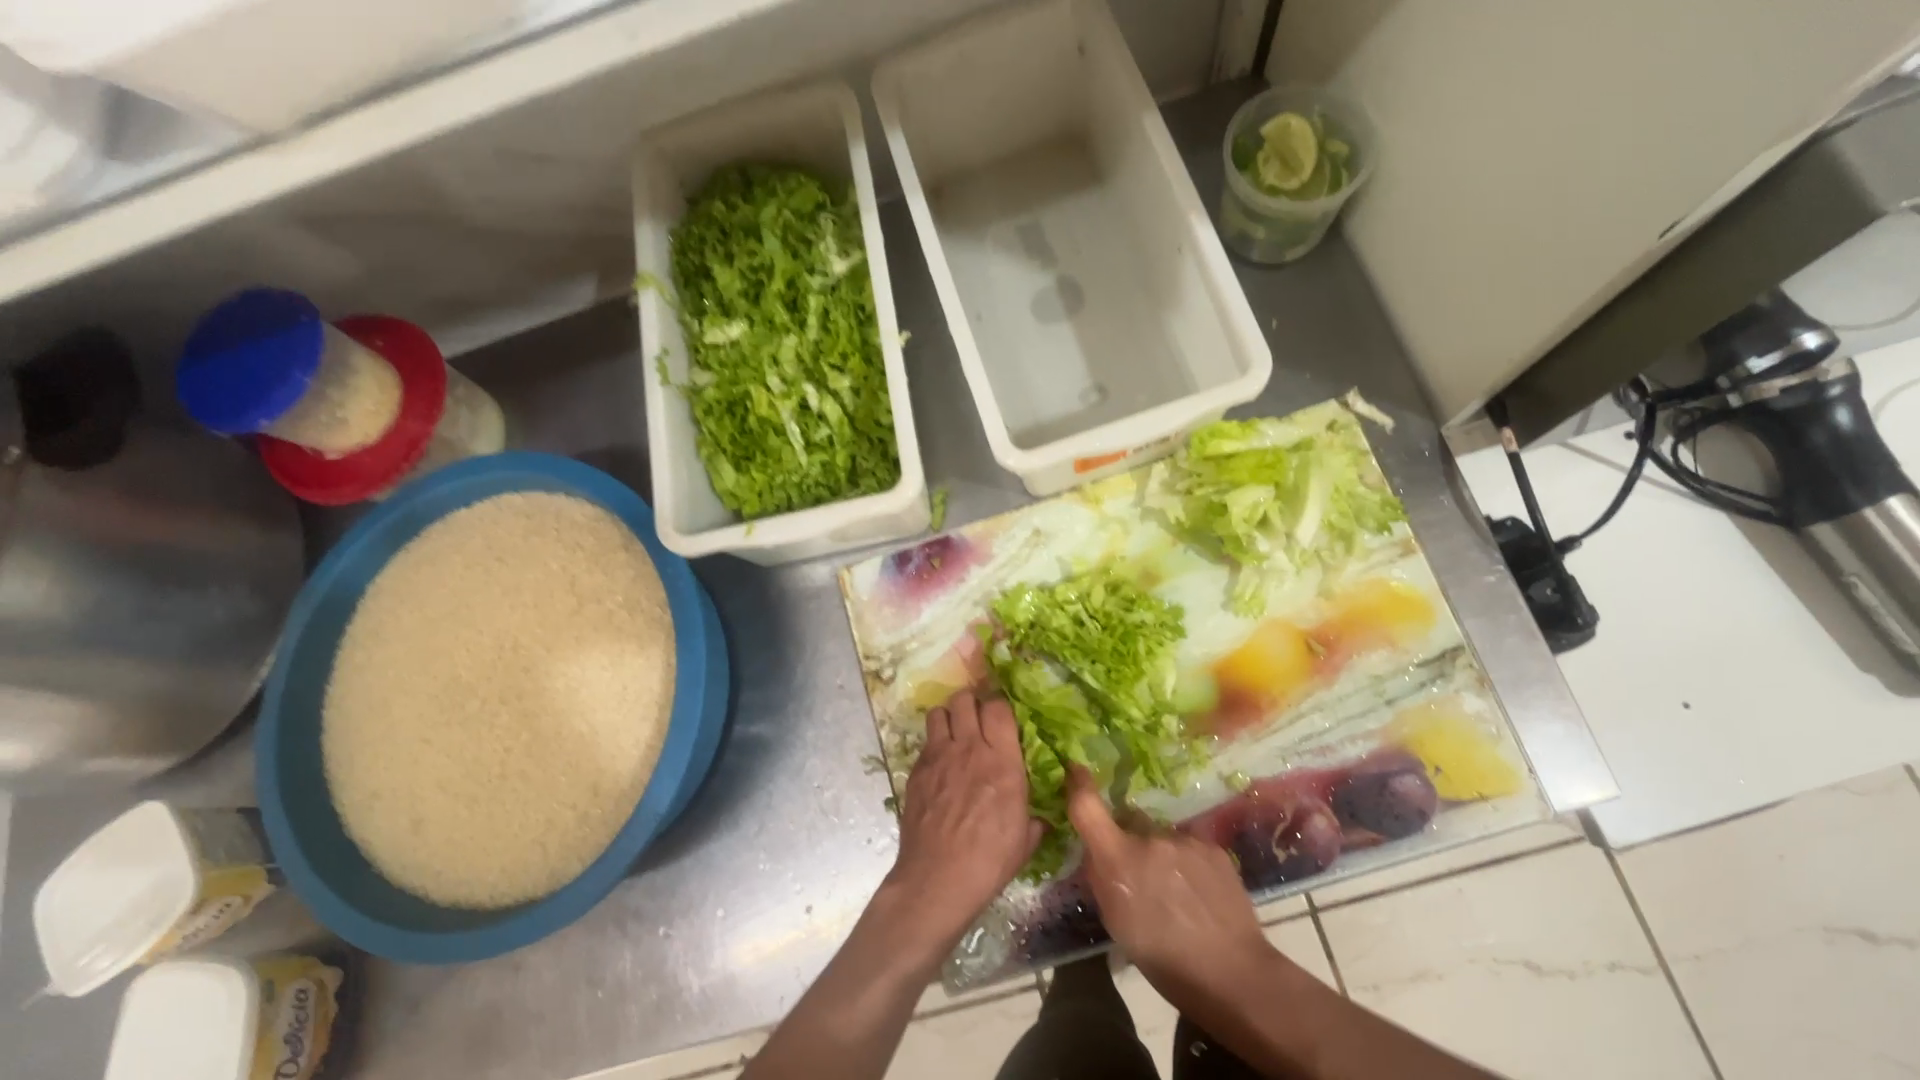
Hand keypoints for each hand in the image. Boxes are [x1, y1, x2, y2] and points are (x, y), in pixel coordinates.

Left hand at [887, 691, 1042, 937]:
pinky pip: (925, 742)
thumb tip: (1038, 819)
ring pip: (938, 712)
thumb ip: (1033, 819)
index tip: (1002, 719)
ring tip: (954, 733)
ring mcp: (938, 758)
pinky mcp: (916, 771)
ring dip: (948, 718)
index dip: (999, 707)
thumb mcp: (1024, 840)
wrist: (938, 879)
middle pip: (964, 699)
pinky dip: (933, 745)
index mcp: (1002, 762)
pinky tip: (939, 766)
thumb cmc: (989, 861)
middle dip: (971, 702)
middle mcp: (969, 750)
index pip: (998, 708)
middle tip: (976, 718)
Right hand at [1065, 765, 1281, 1005]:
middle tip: (1142, 877)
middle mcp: (1151, 839)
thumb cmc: (1160, 958)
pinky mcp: (1213, 847)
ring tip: (1177, 893)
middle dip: (1130, 842)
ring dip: (1162, 855)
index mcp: (1119, 859)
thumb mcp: (1114, 921)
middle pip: (1131, 824)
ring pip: (1163, 837)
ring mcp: (1186, 840)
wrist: (1228, 971)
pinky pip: (1190, 846)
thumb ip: (1102, 878)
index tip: (1075, 770)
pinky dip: (1188, 863)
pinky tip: (1199, 894)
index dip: (1078, 785)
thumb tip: (1097, 854)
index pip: (1087, 807)